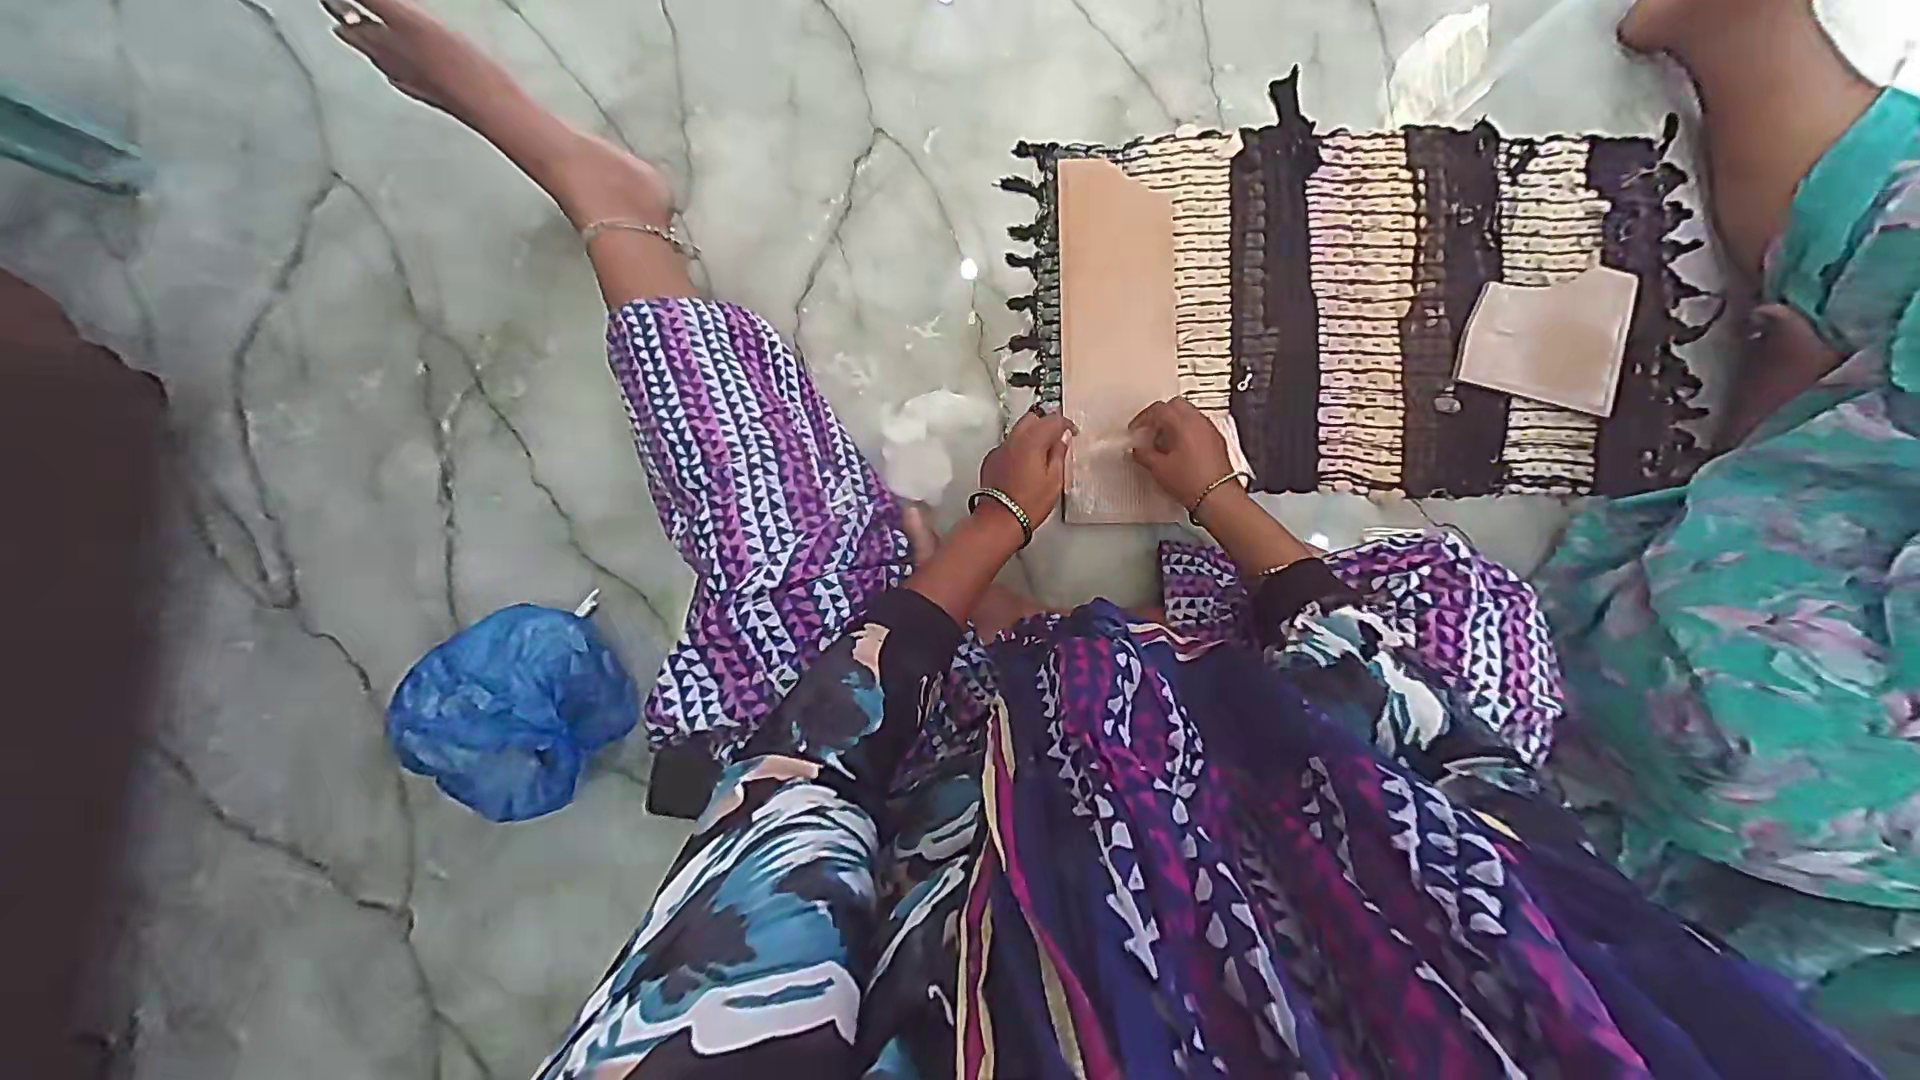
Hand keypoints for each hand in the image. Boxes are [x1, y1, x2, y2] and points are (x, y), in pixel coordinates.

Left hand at [978, 405, 1075, 529]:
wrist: (1001, 519)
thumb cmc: (1028, 504)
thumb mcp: (1054, 480)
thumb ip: (1059, 454)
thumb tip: (1061, 440)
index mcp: (1032, 442)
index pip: (1052, 420)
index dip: (1065, 424)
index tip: (1071, 432)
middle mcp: (1013, 441)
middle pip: (1032, 419)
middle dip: (1046, 424)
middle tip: (1056, 439)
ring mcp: (999, 450)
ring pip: (1018, 431)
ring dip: (1031, 436)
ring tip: (1041, 454)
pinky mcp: (991, 461)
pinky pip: (1007, 446)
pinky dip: (1017, 449)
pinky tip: (1024, 465)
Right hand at [1129, 397, 1233, 507]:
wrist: (1216, 496)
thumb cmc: (1193, 483)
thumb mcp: (1158, 468)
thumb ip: (1143, 454)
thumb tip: (1138, 450)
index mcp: (1183, 424)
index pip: (1159, 409)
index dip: (1143, 418)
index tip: (1136, 428)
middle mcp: (1198, 422)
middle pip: (1175, 405)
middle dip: (1159, 415)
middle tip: (1149, 429)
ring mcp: (1209, 430)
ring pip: (1188, 414)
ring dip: (1173, 422)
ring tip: (1162, 440)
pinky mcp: (1216, 441)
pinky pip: (1198, 426)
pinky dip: (1185, 431)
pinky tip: (1178, 448)